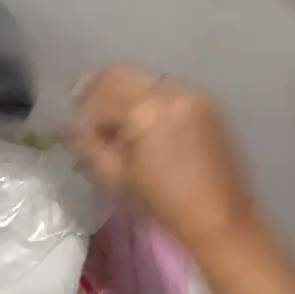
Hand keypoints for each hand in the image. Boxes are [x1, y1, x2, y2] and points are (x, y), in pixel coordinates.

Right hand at [73, 65, 256, 254]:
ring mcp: (192, 94)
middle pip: (120, 74)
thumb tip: (73, 123)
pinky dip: (150, 98)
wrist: (220, 219)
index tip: (74, 117)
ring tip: (119, 116)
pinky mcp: (207, 102)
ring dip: (126, 92)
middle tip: (87, 105)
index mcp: (144, 112)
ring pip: (144, 79)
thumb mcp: (113, 175)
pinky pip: (167, 89)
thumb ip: (88, 142)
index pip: (99, 95)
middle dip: (99, 88)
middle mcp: (169, 92)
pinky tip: (146, 121)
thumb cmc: (162, 202)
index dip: (82, 107)